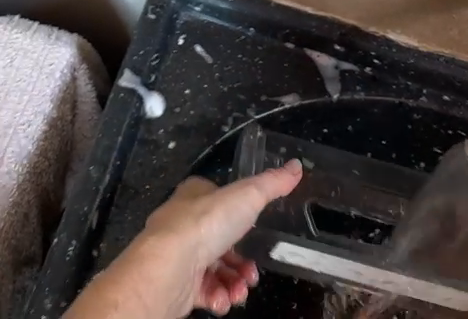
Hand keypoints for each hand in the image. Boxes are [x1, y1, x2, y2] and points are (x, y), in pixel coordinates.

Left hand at [63, 160, 303, 318]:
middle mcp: (184, 223)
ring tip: (241, 290)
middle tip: (253, 275)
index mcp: (196, 196)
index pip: (221, 205)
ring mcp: (179, 255)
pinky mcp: (176, 284)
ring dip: (234, 283)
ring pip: (214, 270)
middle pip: (220, 242)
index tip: (259, 238)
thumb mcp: (247, 196)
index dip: (243, 222)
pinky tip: (224, 300)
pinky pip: (203, 292)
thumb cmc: (206, 223)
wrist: (169, 266)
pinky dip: (218, 298)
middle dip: (242, 261)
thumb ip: (273, 184)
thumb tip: (297, 166)